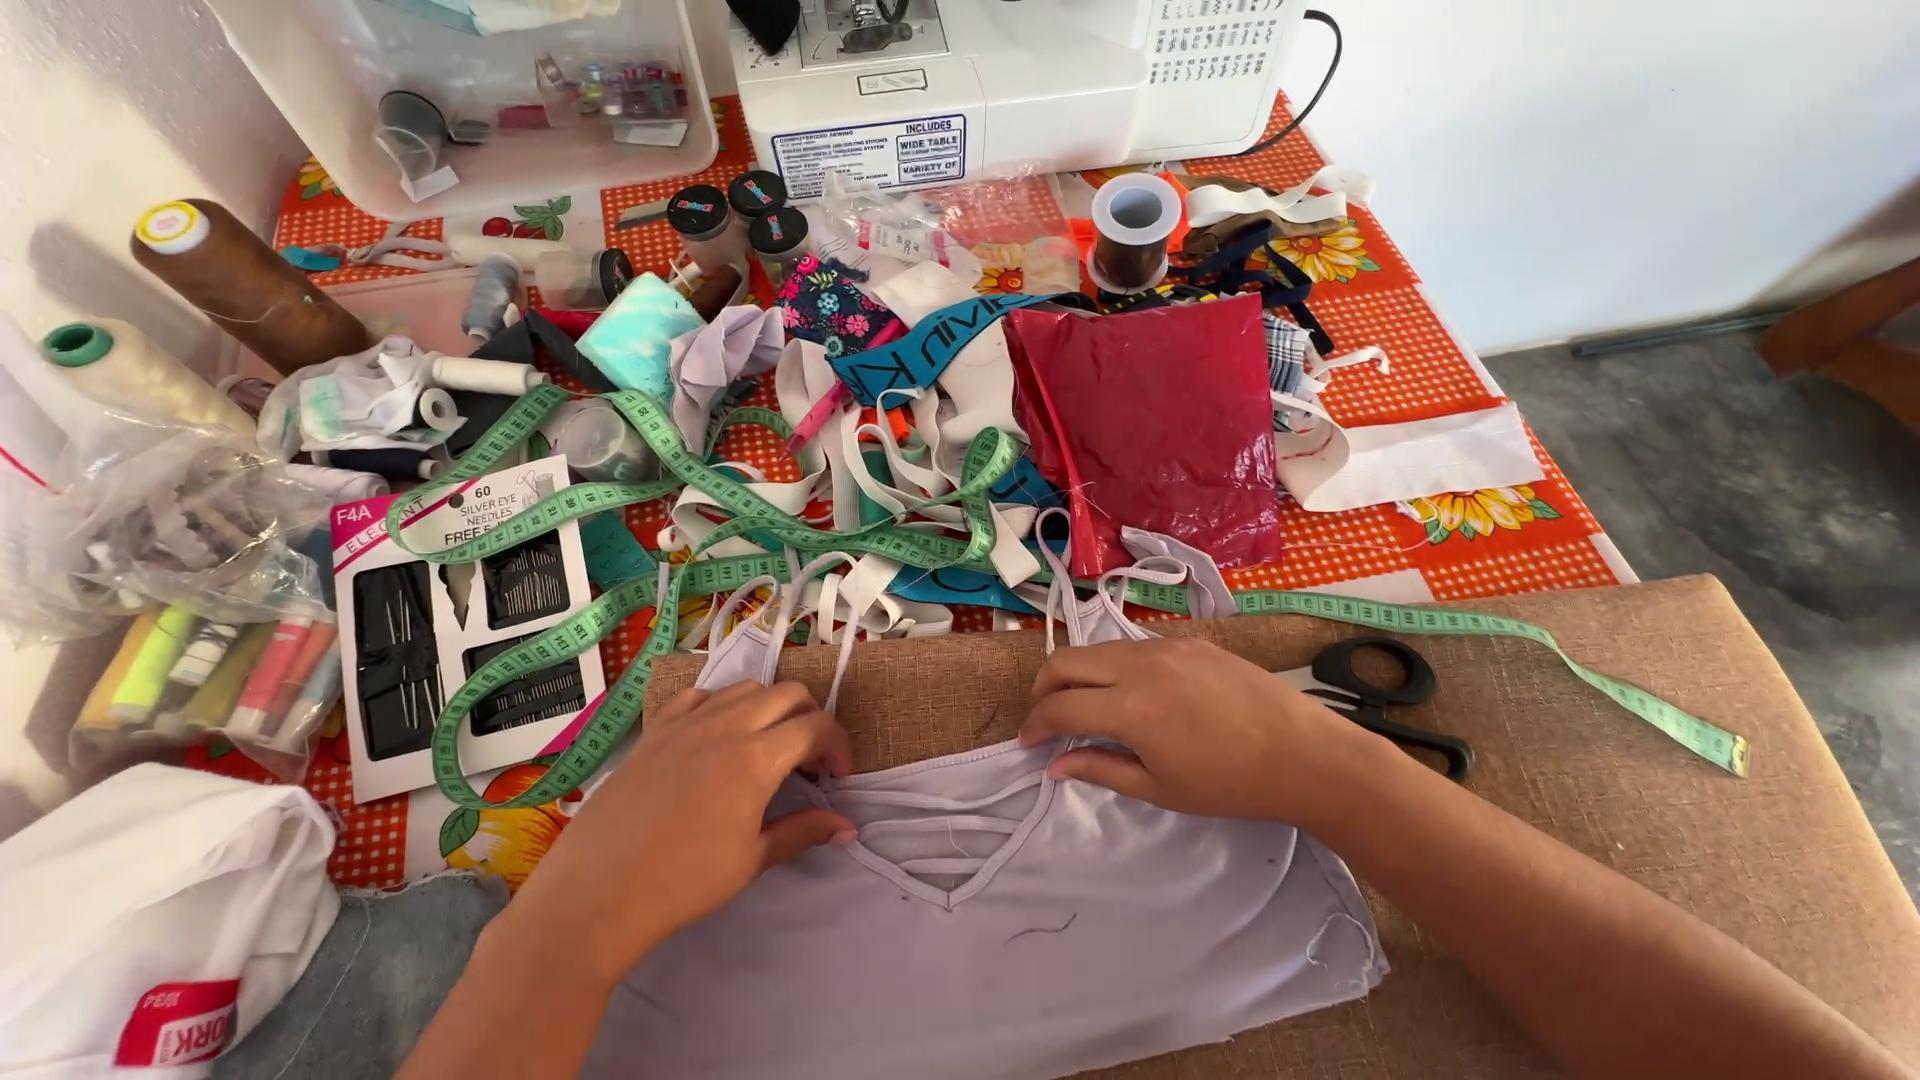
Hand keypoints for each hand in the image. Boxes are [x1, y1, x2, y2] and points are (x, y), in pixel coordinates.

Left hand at [500, 682, 856, 984]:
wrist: (596, 893)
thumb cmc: (682, 883)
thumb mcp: (752, 860)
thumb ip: (803, 832)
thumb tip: (848, 827)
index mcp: (757, 758)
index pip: (817, 726)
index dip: (838, 746)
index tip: (836, 777)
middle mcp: (726, 726)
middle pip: (788, 693)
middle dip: (811, 718)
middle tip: (808, 759)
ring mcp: (686, 723)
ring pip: (744, 688)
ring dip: (769, 707)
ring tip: (766, 745)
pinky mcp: (654, 731)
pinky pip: (698, 696)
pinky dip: (721, 705)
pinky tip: (716, 736)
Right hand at [1020, 638, 1375, 826]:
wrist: (1305, 754)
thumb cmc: (1231, 784)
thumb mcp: (1159, 788)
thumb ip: (1099, 769)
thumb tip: (1054, 766)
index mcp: (1130, 707)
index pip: (1059, 707)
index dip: (1034, 726)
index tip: (1029, 744)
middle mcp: (1140, 664)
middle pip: (1065, 661)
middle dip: (1042, 689)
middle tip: (1045, 718)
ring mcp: (1167, 646)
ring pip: (1098, 648)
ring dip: (1077, 674)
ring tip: (1085, 705)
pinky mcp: (1190, 640)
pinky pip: (1133, 646)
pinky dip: (1114, 666)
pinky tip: (1131, 693)